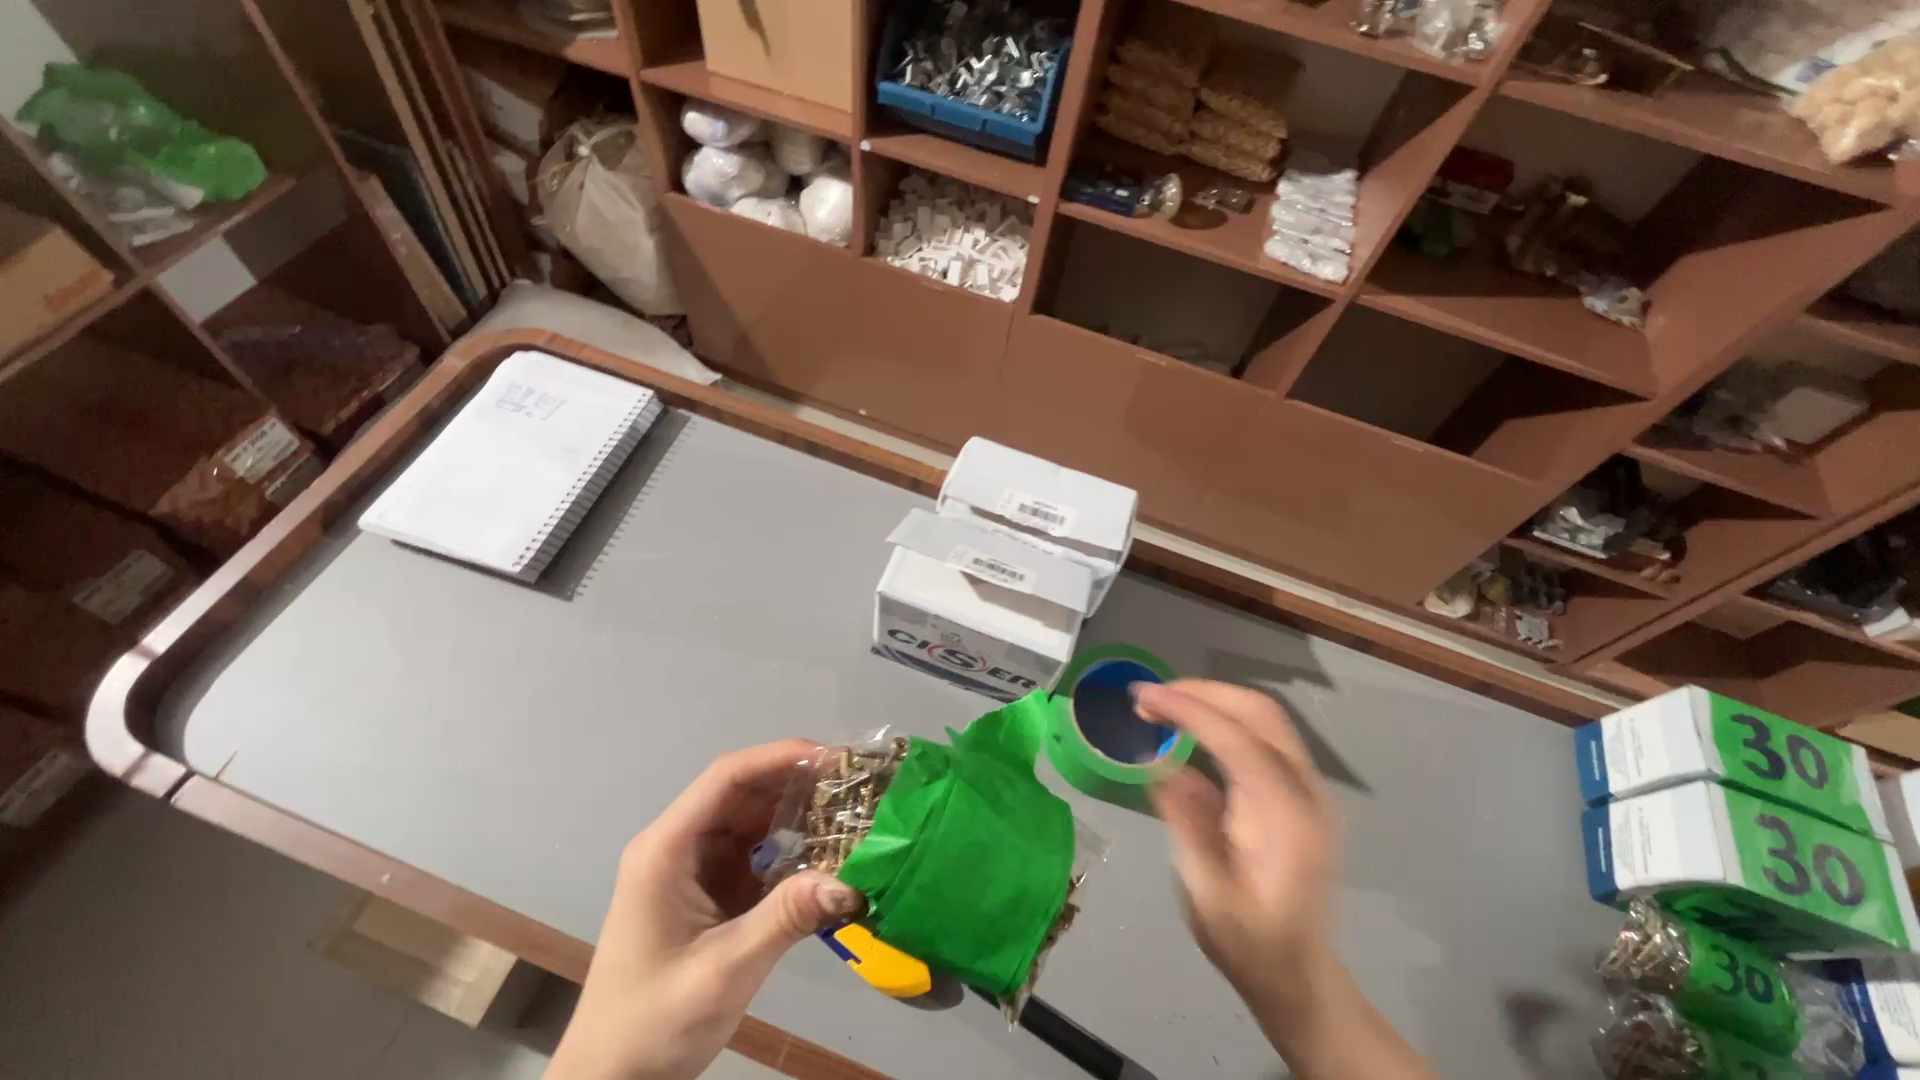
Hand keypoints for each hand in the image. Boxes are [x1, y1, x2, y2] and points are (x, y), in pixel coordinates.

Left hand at [547, 739, 864, 1079]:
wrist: (612, 1078)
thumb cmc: (652, 1021)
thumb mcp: (724, 970)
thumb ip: (786, 919)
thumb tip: (852, 881)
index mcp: (667, 849)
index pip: (726, 778)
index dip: (780, 757)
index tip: (834, 759)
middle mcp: (680, 846)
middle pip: (743, 792)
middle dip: (799, 782)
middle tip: (857, 786)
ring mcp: (695, 869)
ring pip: (753, 821)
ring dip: (800, 815)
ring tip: (854, 813)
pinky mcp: (711, 893)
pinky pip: (756, 855)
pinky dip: (793, 850)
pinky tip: (830, 855)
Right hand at [1139, 681, 1433, 1079]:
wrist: (1298, 975)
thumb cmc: (1248, 943)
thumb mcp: (1206, 892)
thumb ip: (1186, 822)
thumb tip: (1159, 764)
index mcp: (1287, 818)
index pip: (1237, 740)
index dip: (1187, 709)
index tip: (1141, 696)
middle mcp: (1308, 793)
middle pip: (1260, 713)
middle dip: (1203, 693)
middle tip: (1150, 697)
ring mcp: (1310, 792)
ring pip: (1266, 719)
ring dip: (1214, 702)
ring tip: (1164, 706)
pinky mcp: (1300, 795)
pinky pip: (1265, 739)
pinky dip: (1226, 722)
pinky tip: (1190, 731)